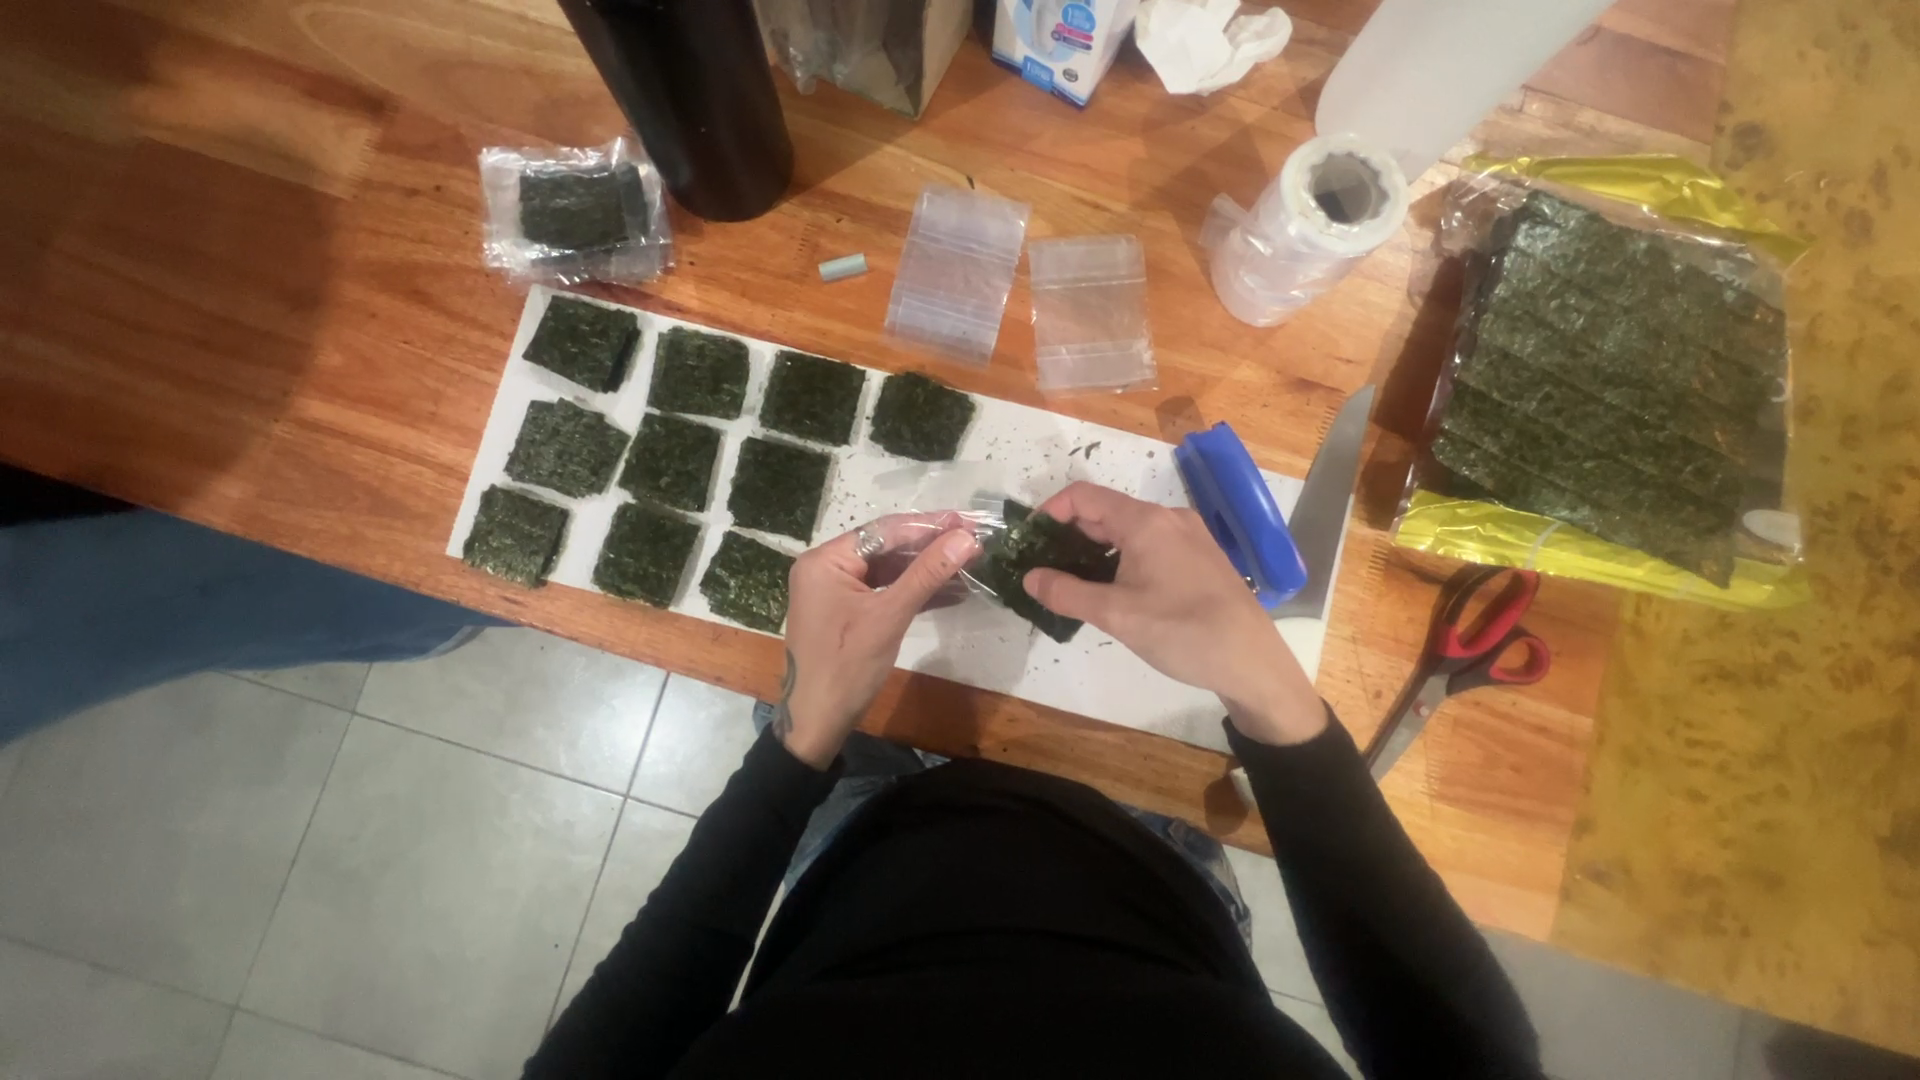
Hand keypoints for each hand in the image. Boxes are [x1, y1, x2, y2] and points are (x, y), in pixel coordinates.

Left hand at [776, 514, 981, 767]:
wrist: (816, 722)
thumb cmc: (847, 668)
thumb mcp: (889, 617)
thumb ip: (927, 574)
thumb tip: (966, 539)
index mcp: (825, 560)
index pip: (884, 531)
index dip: (929, 526)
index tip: (968, 522)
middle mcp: (826, 566)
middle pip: (886, 547)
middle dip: (930, 547)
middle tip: (974, 541)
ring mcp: (835, 589)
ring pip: (888, 569)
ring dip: (926, 570)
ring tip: (969, 563)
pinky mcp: (846, 609)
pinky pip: (883, 590)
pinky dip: (912, 591)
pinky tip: (950, 591)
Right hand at [1022, 482, 1325, 745]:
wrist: (1253, 663)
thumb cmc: (1183, 632)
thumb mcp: (1116, 615)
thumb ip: (1066, 592)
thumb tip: (1029, 577)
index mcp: (1146, 522)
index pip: (1084, 496)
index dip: (1050, 512)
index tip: (1028, 542)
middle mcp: (1168, 518)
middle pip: (1105, 512)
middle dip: (1068, 534)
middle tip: (1041, 567)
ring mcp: (1188, 537)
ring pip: (1127, 531)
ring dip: (1094, 549)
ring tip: (1069, 581)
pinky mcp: (1199, 558)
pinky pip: (1149, 546)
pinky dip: (1120, 558)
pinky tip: (1110, 589)